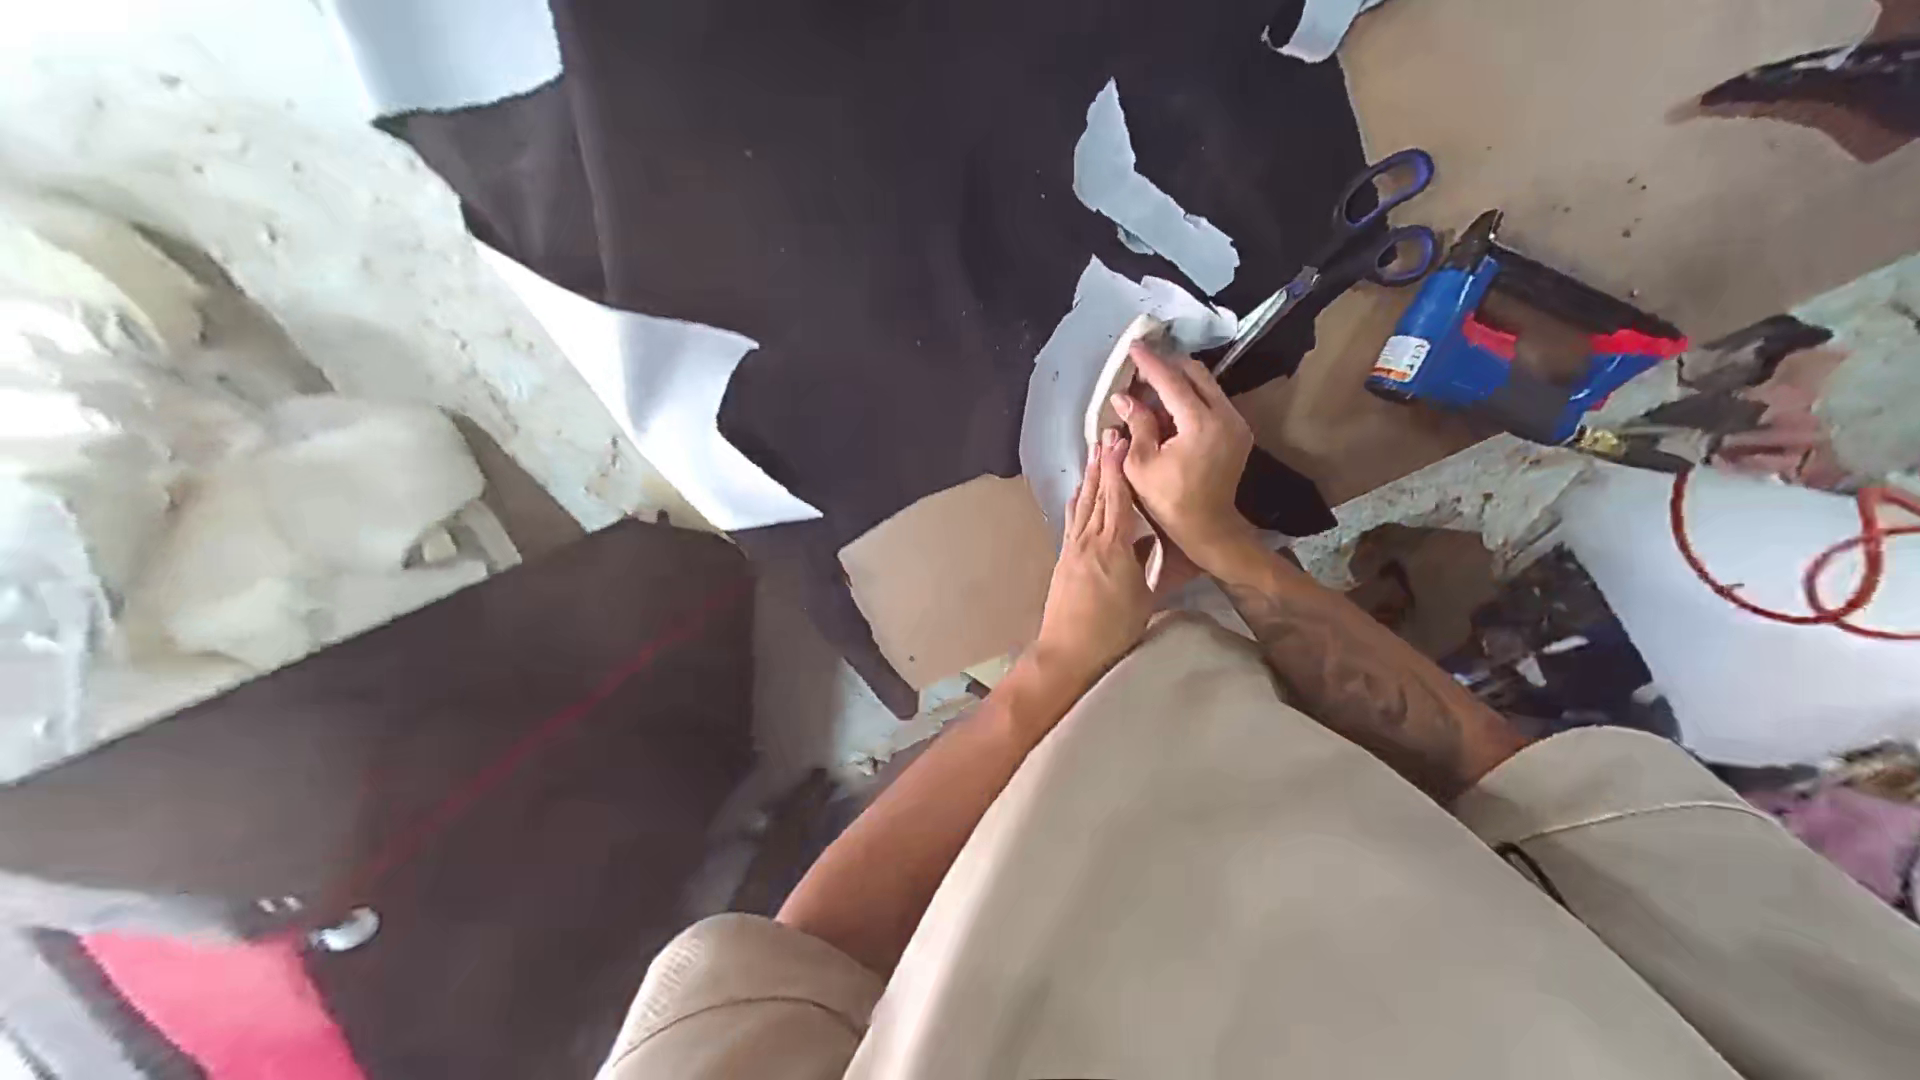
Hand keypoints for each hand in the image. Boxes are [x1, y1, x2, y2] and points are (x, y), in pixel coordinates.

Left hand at [1032, 429, 1153, 689]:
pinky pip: (1072, 522)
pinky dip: (1077, 503)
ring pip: (1083, 505)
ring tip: (1094, 453)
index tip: (1123, 441)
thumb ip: (1152, 567)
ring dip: (1090, 478)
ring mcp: (1074, 548)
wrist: (1067, 650)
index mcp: (1114, 546)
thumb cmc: (1113, 628)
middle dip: (1103, 464)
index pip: (1119, 498)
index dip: (1120, 468)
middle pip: (1098, 494)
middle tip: (1107, 435)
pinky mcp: (1064, 559)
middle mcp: (1090, 540)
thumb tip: (1157, 544)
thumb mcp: (1145, 598)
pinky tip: (1078, 494)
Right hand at [1112, 342, 1259, 575]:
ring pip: (1207, 386)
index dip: (1150, 363)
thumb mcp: (1141, 464)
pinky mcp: (1238, 432)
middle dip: (1167, 366)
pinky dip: (1190, 397)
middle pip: (1196, 374)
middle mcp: (1225, 416)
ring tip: (1150, 384)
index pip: (1172, 381)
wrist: (1208, 527)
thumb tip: (1124, 397)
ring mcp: (1236, 423)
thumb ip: (1137, 424)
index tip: (1133, 347)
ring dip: (1179, 381)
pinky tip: (1169, 405)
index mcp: (1201, 424)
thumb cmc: (1169, 501)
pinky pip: (1212, 402)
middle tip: (1141, 365)